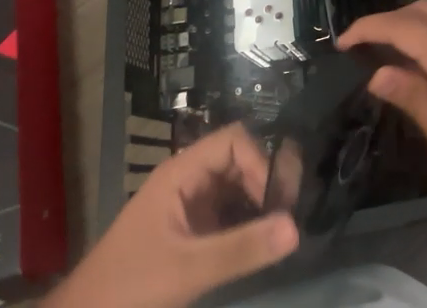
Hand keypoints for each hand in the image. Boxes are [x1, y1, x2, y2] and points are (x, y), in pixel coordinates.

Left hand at [46, 124, 298, 307]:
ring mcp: (189, 205)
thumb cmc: (130, 285)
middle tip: (288, 214)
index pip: (234, 141)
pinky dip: (250, 222)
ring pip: (237, 186)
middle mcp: (187, 180)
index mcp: (181, 172)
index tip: (278, 201)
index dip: (261, 162)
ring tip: (282, 228)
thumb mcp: (187, 269)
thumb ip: (241, 249)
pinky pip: (229, 213)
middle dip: (267, 181)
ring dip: (261, 202)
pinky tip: (263, 242)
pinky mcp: (191, 230)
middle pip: (239, 160)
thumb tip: (296, 227)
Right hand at [337, 0, 426, 224]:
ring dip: (411, 26)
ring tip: (385, 54)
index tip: (341, 42)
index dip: (368, 28)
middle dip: (389, 19)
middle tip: (362, 45)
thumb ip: (411, 94)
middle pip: (423, 11)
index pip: (401, 25)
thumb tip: (377, 71)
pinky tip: (422, 66)